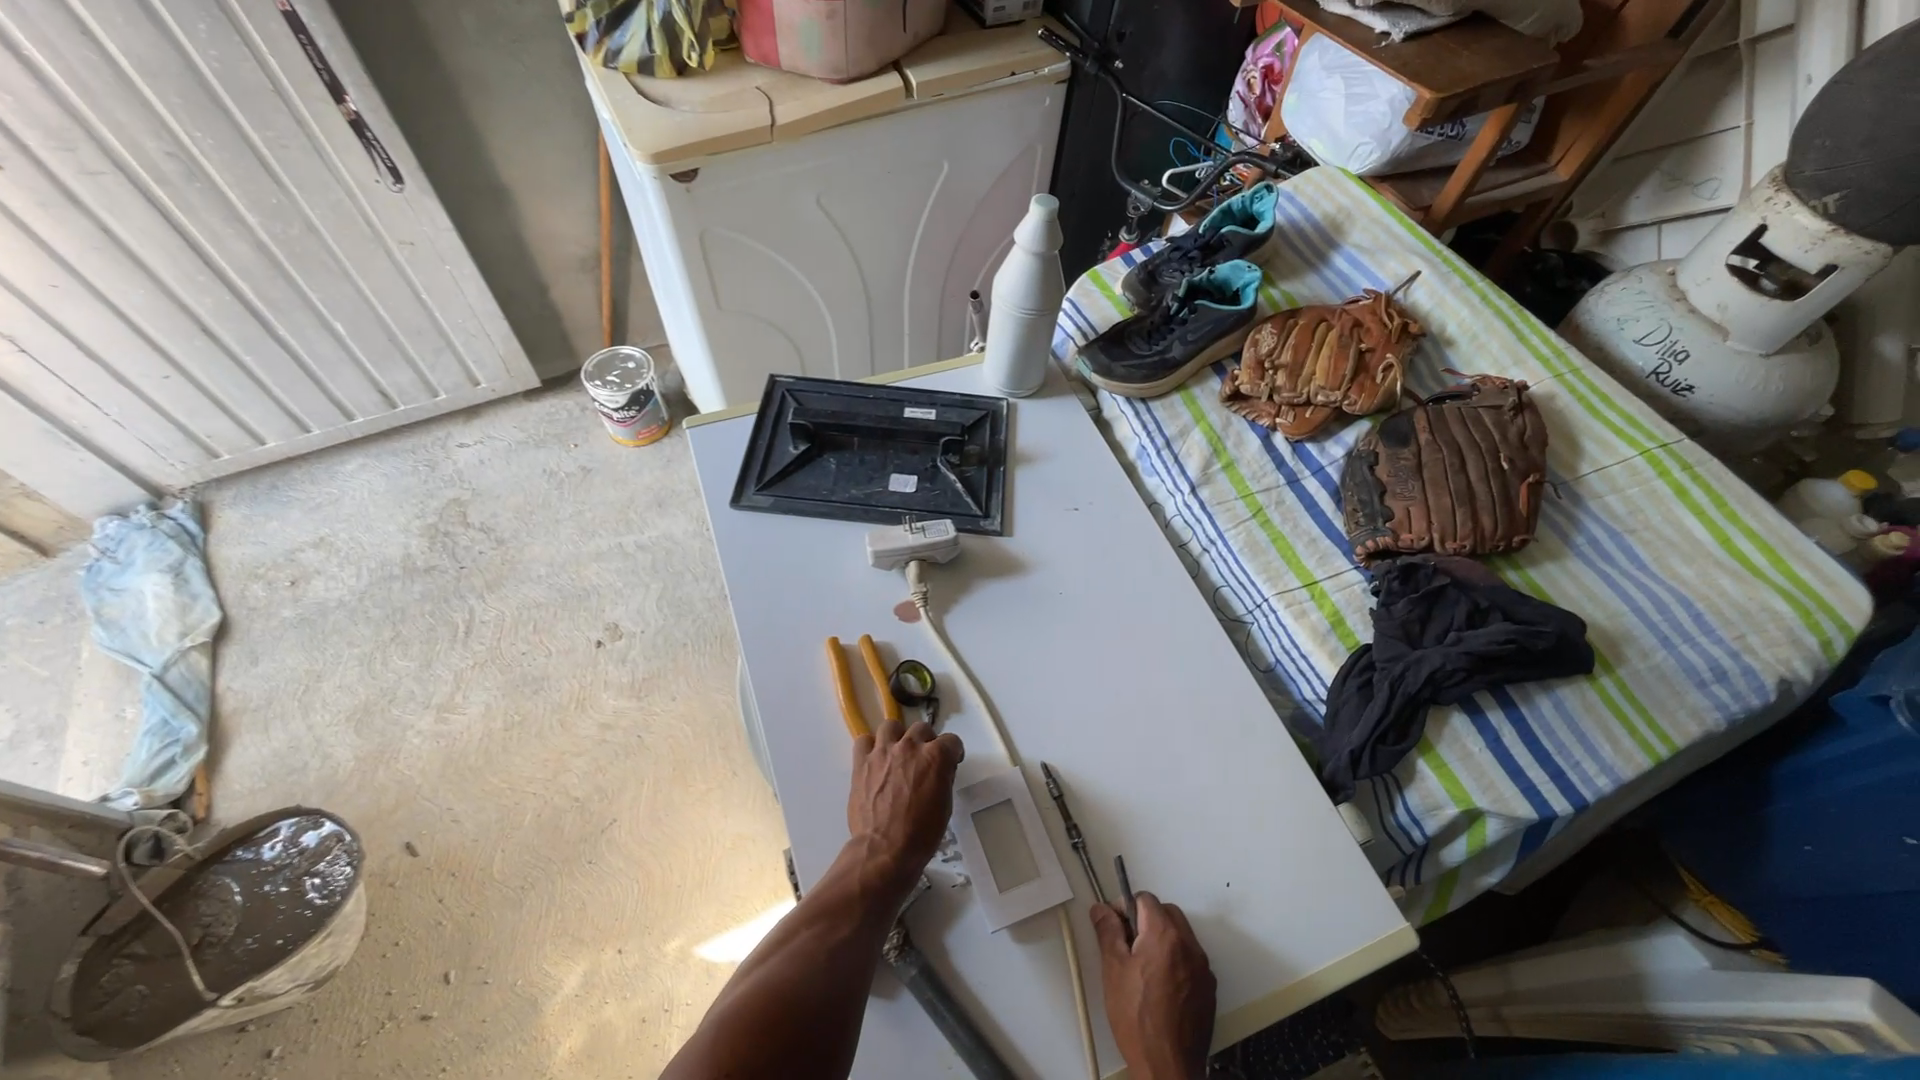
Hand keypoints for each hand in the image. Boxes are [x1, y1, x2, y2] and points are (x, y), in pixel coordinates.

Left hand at [847, 719, 963, 890]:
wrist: (885, 849)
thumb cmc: (922, 834)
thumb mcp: (945, 805)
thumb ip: (943, 778)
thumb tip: (939, 769)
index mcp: (936, 757)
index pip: (951, 741)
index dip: (953, 752)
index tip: (951, 763)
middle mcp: (910, 746)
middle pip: (922, 728)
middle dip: (926, 742)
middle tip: (922, 760)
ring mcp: (883, 752)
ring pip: (891, 726)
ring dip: (897, 737)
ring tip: (897, 754)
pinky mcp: (862, 761)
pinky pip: (864, 741)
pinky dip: (871, 747)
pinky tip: (875, 761)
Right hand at [1092, 892, 1215, 1079]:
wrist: (1168, 1065)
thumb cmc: (1135, 1016)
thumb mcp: (1113, 970)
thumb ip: (1108, 932)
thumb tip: (1102, 908)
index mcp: (1165, 935)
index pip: (1146, 899)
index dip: (1126, 907)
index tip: (1114, 927)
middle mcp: (1190, 945)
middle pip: (1167, 913)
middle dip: (1146, 919)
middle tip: (1126, 945)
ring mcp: (1203, 968)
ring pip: (1181, 935)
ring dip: (1162, 938)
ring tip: (1142, 967)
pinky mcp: (1209, 988)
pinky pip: (1191, 959)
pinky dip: (1176, 960)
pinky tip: (1160, 986)